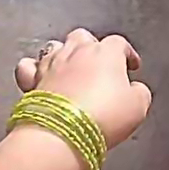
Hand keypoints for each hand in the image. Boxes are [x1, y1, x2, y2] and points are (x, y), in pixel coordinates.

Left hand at [14, 29, 151, 148]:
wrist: (65, 132)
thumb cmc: (104, 116)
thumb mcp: (138, 106)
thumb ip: (140, 93)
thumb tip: (136, 90)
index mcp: (106, 52)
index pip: (119, 43)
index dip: (127, 53)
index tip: (131, 64)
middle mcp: (77, 52)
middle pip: (84, 37)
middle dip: (92, 47)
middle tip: (99, 65)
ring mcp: (51, 64)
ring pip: (55, 46)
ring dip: (64, 55)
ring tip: (71, 69)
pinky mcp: (32, 81)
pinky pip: (28, 66)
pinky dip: (33, 69)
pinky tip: (39, 75)